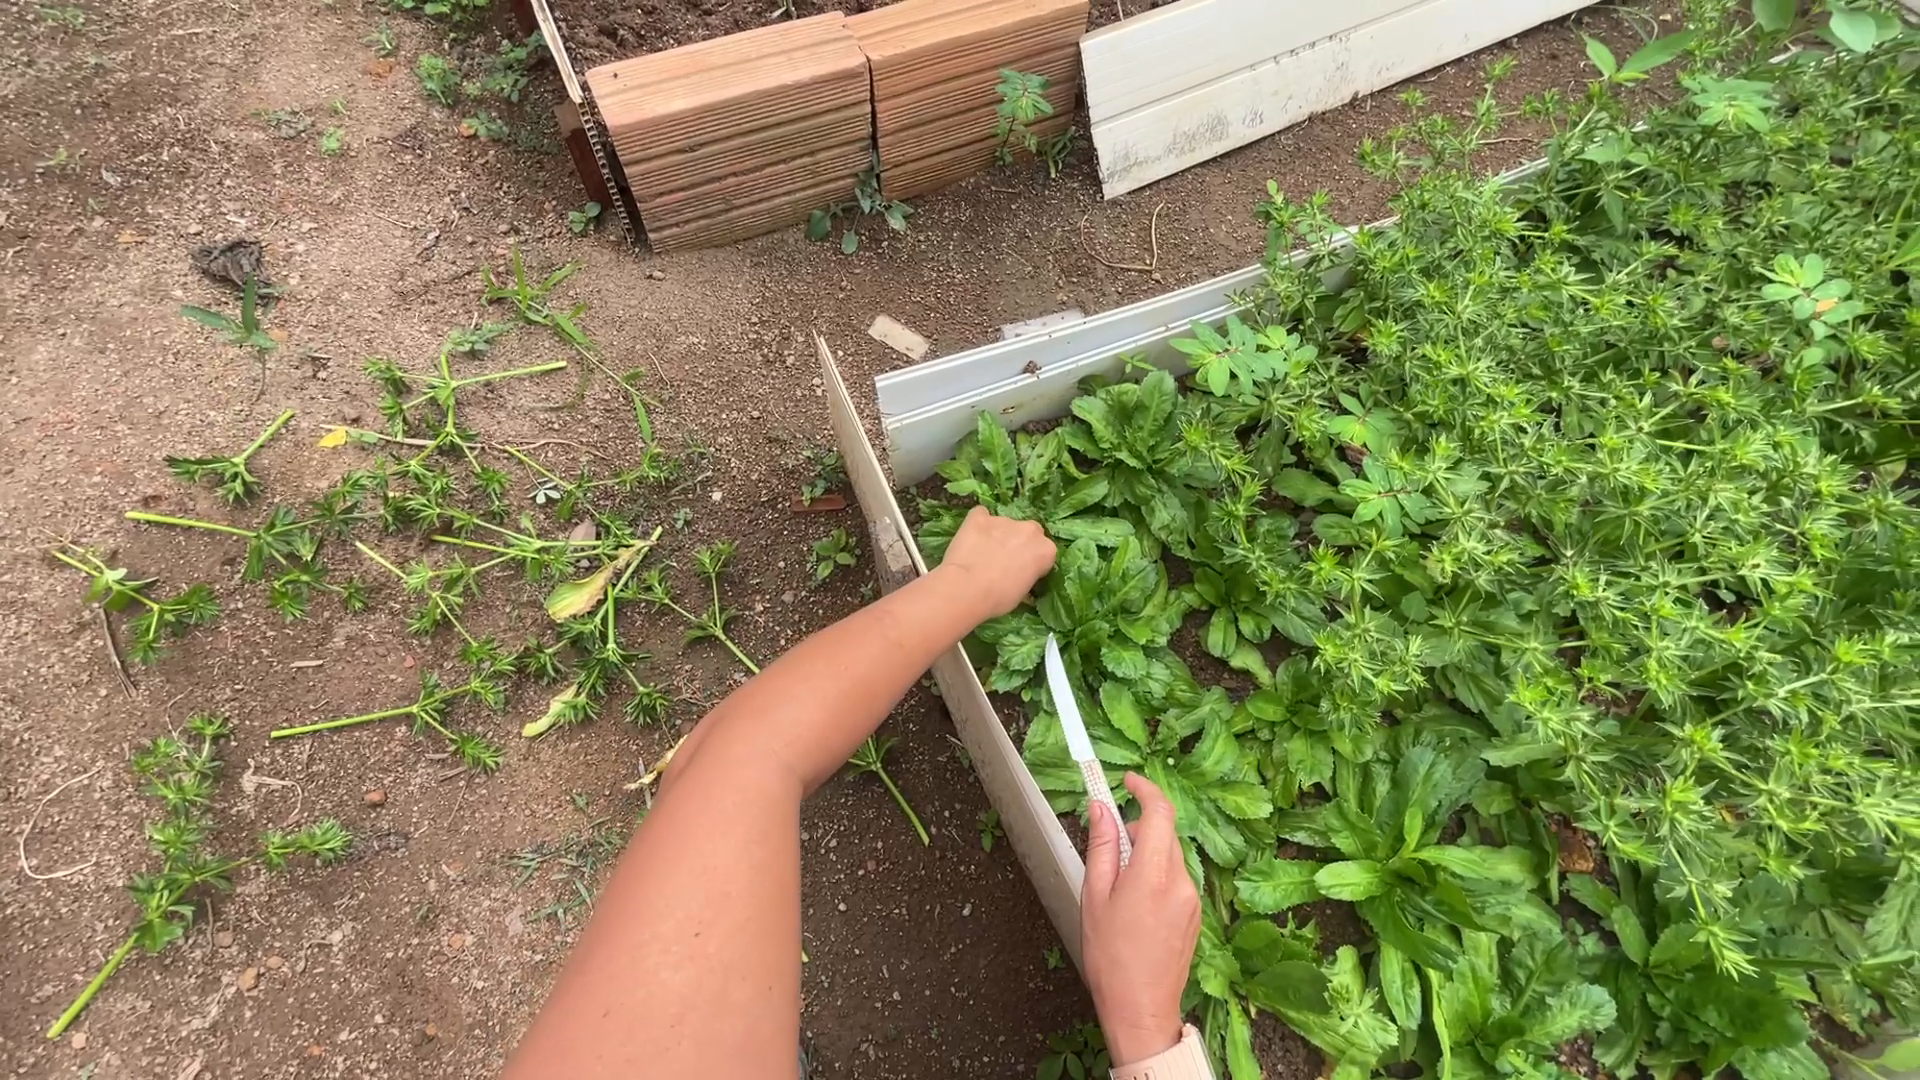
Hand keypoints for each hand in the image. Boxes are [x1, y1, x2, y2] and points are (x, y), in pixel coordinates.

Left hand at [936, 506, 1055, 619]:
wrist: (967, 589)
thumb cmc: (998, 598)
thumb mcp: (1023, 592)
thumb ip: (1027, 574)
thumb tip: (1019, 573)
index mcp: (1046, 549)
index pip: (1044, 552)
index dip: (1032, 561)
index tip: (1022, 571)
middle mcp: (1029, 530)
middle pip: (1029, 532)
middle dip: (1020, 542)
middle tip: (1004, 560)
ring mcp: (1004, 520)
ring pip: (1004, 524)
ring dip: (997, 535)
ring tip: (981, 554)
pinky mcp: (979, 517)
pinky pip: (980, 515)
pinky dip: (977, 525)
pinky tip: (970, 538)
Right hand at [1081, 772, 1199, 1067]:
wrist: (1141, 1010)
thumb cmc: (1110, 955)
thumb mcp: (1094, 894)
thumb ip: (1101, 845)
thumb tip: (1100, 808)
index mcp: (1153, 874)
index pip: (1160, 813)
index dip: (1145, 789)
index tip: (1128, 780)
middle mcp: (1181, 881)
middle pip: (1164, 831)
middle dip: (1138, 827)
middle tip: (1110, 847)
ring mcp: (1192, 899)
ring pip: (1170, 854)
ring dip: (1147, 852)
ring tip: (1120, 884)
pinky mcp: (1195, 914)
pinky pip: (1176, 876)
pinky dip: (1157, 872)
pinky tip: (1136, 903)